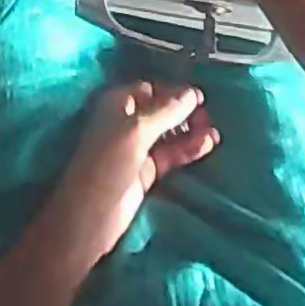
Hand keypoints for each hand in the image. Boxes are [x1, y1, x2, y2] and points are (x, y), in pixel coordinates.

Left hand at [44, 81, 217, 266]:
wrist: (90, 217)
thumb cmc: (108, 163)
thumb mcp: (137, 131)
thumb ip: (165, 111)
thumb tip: (192, 93)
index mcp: (117, 103)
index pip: (150, 89)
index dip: (174, 92)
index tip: (200, 98)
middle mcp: (127, 121)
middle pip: (161, 110)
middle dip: (185, 112)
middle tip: (209, 118)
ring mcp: (136, 147)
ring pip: (168, 133)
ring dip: (190, 131)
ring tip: (214, 132)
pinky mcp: (146, 170)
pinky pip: (170, 154)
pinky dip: (188, 149)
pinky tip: (207, 145)